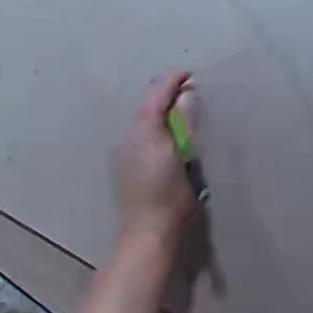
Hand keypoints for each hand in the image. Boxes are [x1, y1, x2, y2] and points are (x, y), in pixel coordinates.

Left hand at [112, 71, 197, 247]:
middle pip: (149, 106)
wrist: (147, 235)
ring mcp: (121, 152)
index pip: (158, 91)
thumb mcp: (186, 157)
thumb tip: (187, 94)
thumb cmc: (173, 197)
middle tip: (192, 103)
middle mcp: (128, 134)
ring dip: (161, 119)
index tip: (191, 77)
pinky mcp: (121, 168)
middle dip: (169, 100)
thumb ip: (185, 122)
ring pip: (143, 123)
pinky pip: (138, 139)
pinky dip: (153, 135)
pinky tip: (166, 151)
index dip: (175, 80)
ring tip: (182, 129)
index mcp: (145, 128)